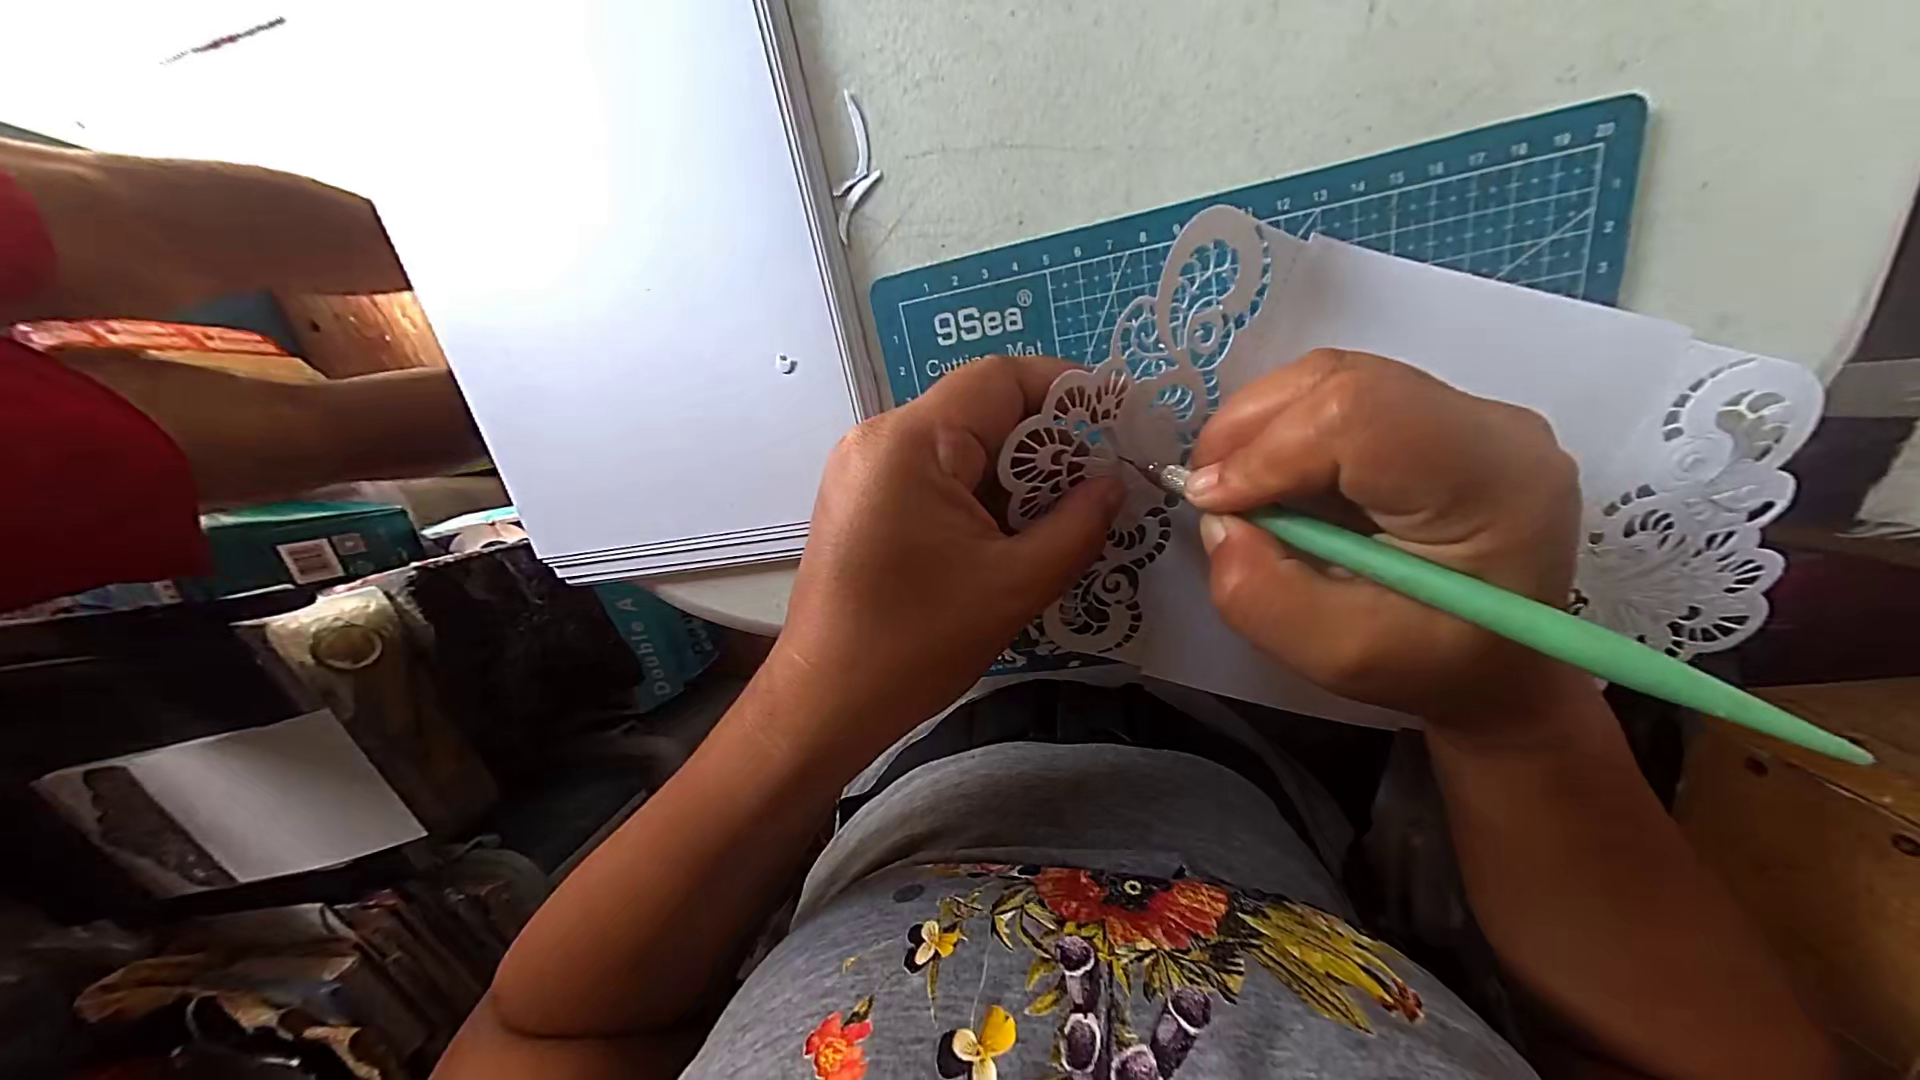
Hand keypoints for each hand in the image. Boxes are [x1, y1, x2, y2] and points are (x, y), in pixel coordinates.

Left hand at [772, 355, 1124, 750]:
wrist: (826, 701)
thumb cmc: (916, 644)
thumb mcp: (1015, 584)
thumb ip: (1078, 525)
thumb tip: (1112, 484)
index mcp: (912, 442)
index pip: (1000, 378)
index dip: (1065, 388)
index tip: (1114, 419)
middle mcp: (879, 439)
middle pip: (978, 410)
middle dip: (1044, 442)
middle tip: (1094, 484)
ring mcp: (864, 469)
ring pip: (958, 445)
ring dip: (1013, 473)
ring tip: (1059, 515)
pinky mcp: (862, 500)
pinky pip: (934, 475)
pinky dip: (979, 494)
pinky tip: (1009, 532)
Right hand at [1186, 349, 1582, 725]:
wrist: (1497, 662)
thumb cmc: (1431, 668)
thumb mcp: (1336, 656)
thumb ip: (1260, 594)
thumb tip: (1218, 521)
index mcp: (1487, 482)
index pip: (1358, 415)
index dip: (1266, 451)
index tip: (1211, 505)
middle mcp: (1485, 424)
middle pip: (1337, 380)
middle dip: (1246, 431)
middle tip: (1208, 493)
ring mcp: (1459, 411)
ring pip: (1327, 378)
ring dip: (1254, 428)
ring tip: (1232, 488)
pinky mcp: (1427, 416)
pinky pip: (1331, 395)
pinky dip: (1275, 430)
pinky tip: (1267, 478)